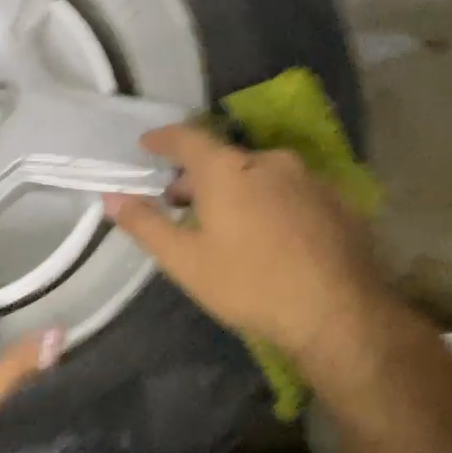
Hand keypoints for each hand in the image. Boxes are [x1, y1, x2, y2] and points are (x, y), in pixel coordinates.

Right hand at [101, 124, 393, 374]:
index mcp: (227, 169)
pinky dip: (271, 202)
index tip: (146, 144)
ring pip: (260, 174)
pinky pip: (292, 191)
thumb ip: (145, 224)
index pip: (187, 138)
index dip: (163, 139)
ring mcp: (310, 180)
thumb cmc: (250, 285)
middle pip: (224, 158)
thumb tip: (111, 197)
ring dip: (237, 188)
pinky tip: (270, 235)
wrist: (340, 314)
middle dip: (198, 175)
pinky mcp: (339, 202)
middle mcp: (269, 161)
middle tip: (180, 201)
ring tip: (225, 221)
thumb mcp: (184, 261)